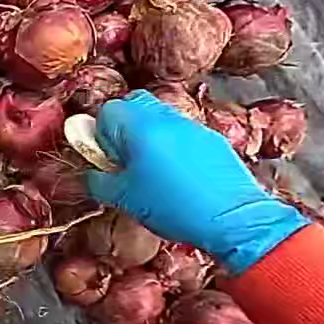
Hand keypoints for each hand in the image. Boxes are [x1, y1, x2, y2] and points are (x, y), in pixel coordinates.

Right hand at [84, 91, 307, 273]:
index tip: (108, 160)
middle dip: (124, 127)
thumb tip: (91, 174)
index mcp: (140, 127)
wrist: (233, 219)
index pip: (108, 111)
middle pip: (134, 104)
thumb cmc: (173, 207)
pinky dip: (173, 146)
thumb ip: (99, 181)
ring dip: (149, 136)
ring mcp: (192, 125)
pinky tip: (178, 177)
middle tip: (125, 161)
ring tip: (152, 172)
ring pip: (159, 117)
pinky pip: (183, 133)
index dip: (101, 135)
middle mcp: (166, 118)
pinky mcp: (212, 138)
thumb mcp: (124, 199)